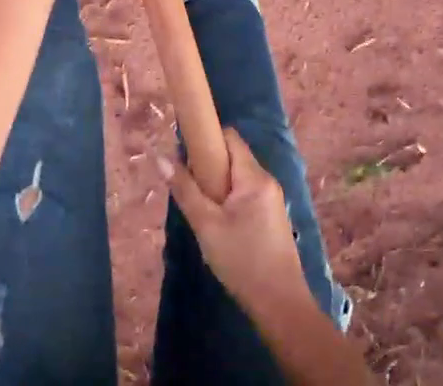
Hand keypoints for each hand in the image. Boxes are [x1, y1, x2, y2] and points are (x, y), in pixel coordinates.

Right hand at [159, 128, 313, 312]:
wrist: (281, 307)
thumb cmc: (242, 261)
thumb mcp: (206, 225)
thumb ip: (184, 189)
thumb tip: (161, 158)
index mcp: (254, 178)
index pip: (229, 137)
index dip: (205, 136)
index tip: (182, 149)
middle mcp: (267, 182)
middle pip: (232, 155)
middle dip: (206, 163)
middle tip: (185, 182)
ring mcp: (271, 201)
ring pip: (236, 177)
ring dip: (215, 183)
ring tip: (196, 204)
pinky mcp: (270, 218)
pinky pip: (243, 193)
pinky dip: (226, 198)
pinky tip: (214, 220)